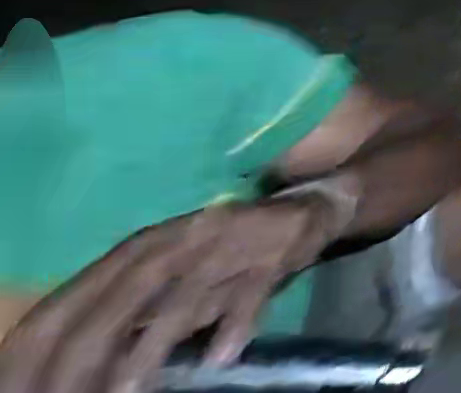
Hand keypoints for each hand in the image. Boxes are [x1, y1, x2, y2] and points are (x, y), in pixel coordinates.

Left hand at [0, 197, 335, 392]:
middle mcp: (180, 241)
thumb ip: (123, 311)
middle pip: (113, 310)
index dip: (30, 359)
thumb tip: (59, 372)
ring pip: (179, 304)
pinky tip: (221, 357)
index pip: (63, 308)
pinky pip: (250, 295)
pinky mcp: (278, 252)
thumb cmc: (222, 250)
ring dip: (148, 354)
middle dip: (79, 367)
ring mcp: (233, 245)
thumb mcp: (166, 273)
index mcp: (139, 247)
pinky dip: (233, 327)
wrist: (311, 207)